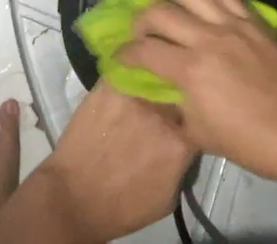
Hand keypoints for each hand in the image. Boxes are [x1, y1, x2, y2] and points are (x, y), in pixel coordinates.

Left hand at [40, 82, 195, 238]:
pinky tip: (130, 74)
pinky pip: (128, 69)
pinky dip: (131, 70)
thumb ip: (184, 163)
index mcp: (181, 142)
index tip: (187, 117)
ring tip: (148, 86)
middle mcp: (162, 114)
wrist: (75, 197)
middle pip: (178, 92)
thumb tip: (187, 142)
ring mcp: (135, 95)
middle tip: (166, 102)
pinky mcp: (110, 85)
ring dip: (155, 79)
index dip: (195, 115)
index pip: (200, 117)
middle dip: (176, 95)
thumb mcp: (168, 197)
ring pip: (155, 75)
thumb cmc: (124, 206)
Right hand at [118, 0, 276, 194]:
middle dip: (140, 19)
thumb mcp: (202, 137)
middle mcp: (208, 38)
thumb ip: (175, 110)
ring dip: (174, 0)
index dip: (125, 53)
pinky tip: (208, 12)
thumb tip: (157, 96)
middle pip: (161, 10)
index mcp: (191, 70)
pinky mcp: (256, 23)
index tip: (118, 57)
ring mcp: (234, 26)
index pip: (145, 50)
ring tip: (172, 14)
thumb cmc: (253, 144)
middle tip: (139, 33)